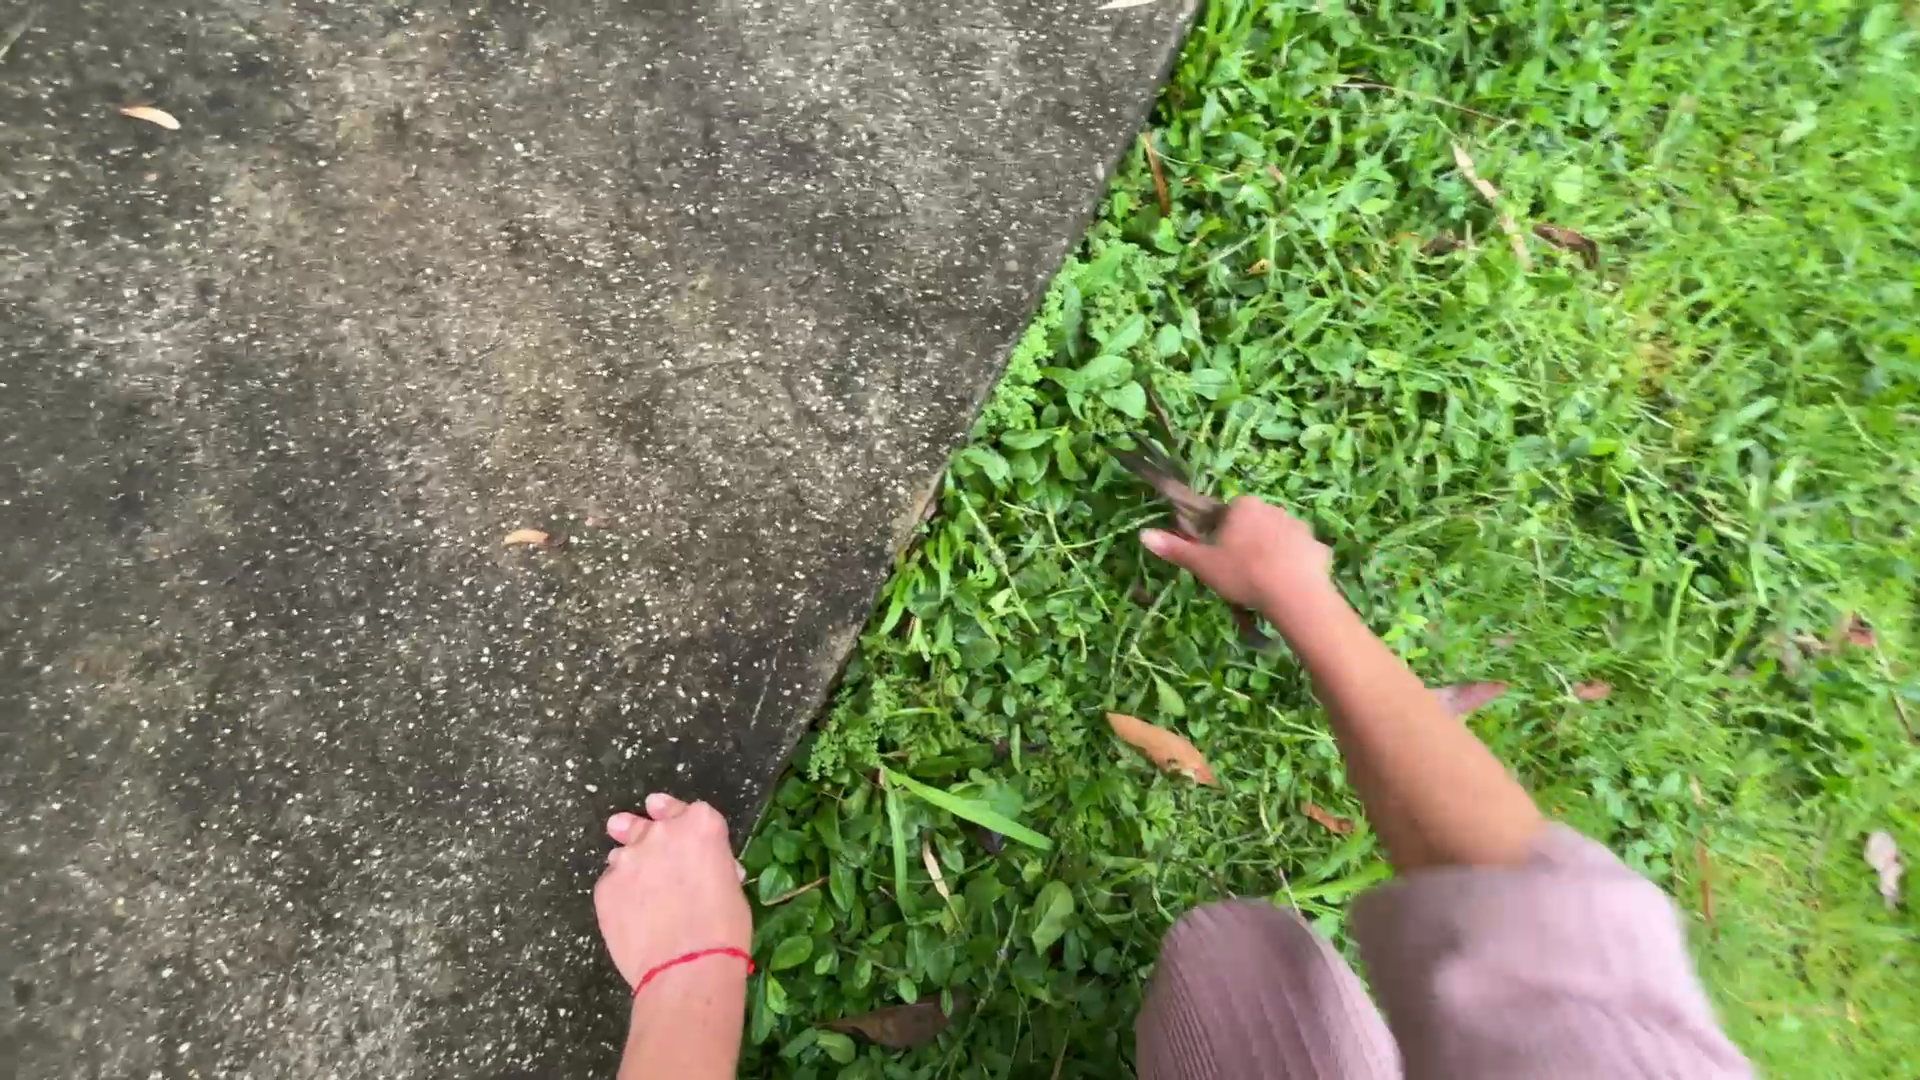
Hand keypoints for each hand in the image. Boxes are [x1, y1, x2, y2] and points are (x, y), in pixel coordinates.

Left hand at [595, 793, 752, 991]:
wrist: (688, 966)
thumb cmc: (724, 926)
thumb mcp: (728, 883)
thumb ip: (709, 863)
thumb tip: (700, 869)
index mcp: (702, 824)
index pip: (690, 809)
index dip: (679, 814)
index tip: (666, 814)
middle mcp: (663, 832)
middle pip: (649, 821)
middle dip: (641, 826)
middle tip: (627, 826)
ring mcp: (630, 858)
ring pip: (623, 850)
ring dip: (627, 859)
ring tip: (628, 874)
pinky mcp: (605, 888)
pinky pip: (610, 883)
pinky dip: (619, 892)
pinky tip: (628, 912)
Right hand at [1140, 496, 1333, 618]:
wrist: (1295, 594)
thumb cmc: (1242, 573)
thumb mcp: (1202, 564)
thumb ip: (1174, 548)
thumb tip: (1143, 534)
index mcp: (1243, 506)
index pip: (1226, 513)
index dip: (1219, 534)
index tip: (1216, 556)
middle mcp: (1273, 508)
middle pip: (1252, 523)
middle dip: (1244, 542)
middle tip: (1235, 571)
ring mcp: (1299, 527)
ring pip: (1276, 538)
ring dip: (1268, 553)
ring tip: (1261, 582)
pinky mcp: (1318, 547)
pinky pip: (1300, 554)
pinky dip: (1292, 566)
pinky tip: (1285, 585)